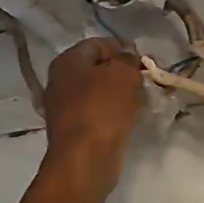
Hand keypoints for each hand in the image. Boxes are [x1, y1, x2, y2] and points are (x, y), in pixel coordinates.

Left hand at [43, 37, 143, 154]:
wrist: (86, 158)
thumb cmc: (103, 107)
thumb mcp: (123, 72)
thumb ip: (127, 58)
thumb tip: (126, 58)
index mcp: (66, 61)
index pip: (98, 43)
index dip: (122, 48)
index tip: (143, 61)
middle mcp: (60, 81)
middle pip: (97, 68)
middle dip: (122, 71)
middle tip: (143, 79)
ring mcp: (65, 108)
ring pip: (99, 91)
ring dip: (120, 93)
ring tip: (140, 99)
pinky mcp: (74, 129)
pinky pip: (98, 111)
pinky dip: (114, 111)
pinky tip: (129, 117)